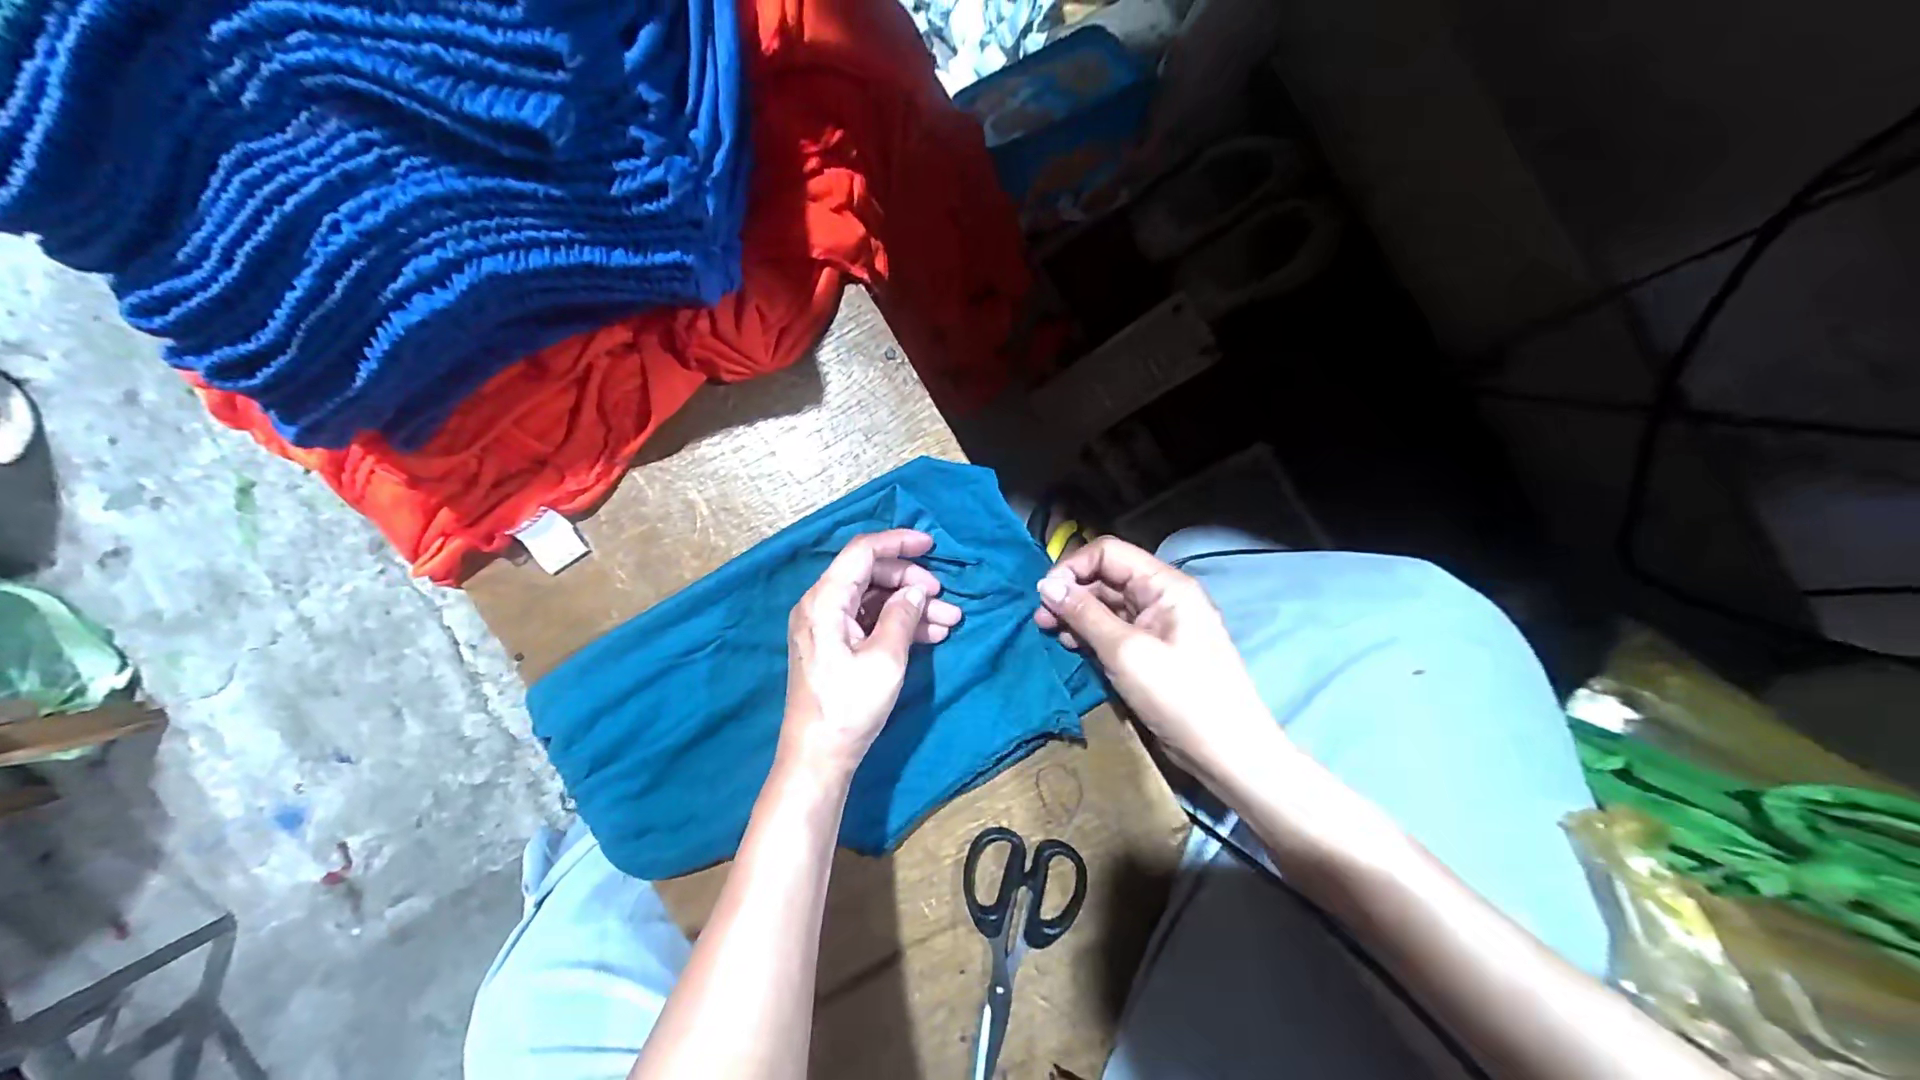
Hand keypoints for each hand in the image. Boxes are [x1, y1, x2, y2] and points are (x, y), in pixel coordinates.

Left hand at [783, 529, 963, 778]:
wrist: (817, 755)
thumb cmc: (849, 706)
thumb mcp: (885, 659)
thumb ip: (902, 616)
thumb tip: (917, 591)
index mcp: (826, 600)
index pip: (863, 552)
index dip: (898, 542)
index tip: (931, 545)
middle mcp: (820, 605)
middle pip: (870, 574)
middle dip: (911, 581)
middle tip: (944, 598)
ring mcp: (826, 626)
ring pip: (873, 599)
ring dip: (910, 606)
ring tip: (948, 622)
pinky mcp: (833, 645)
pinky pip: (867, 620)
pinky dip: (896, 623)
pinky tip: (929, 635)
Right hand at [1034, 537, 1280, 782]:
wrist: (1226, 753)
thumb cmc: (1179, 696)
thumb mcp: (1125, 652)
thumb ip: (1084, 614)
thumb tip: (1046, 585)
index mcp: (1164, 584)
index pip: (1109, 553)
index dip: (1073, 567)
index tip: (1045, 595)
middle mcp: (1161, 597)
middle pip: (1106, 577)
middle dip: (1071, 593)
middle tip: (1041, 620)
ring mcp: (1158, 624)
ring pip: (1108, 605)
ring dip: (1077, 615)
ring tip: (1051, 634)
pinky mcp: (1152, 650)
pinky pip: (1115, 630)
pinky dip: (1091, 634)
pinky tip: (1072, 646)